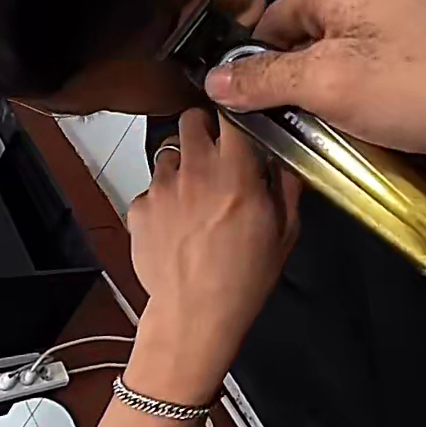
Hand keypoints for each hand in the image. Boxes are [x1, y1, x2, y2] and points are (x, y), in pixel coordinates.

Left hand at [124, 110, 301, 406]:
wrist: (194, 316)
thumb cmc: (241, 281)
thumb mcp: (284, 233)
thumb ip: (286, 186)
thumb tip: (283, 156)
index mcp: (236, 174)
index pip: (231, 111)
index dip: (234, 110)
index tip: (238, 116)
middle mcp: (195, 173)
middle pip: (190, 118)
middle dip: (203, 129)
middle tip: (214, 152)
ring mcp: (162, 188)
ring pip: (168, 152)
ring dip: (181, 165)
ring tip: (194, 197)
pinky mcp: (139, 206)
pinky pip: (151, 186)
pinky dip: (162, 197)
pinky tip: (176, 222)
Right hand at [203, 0, 425, 160]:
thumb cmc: (423, 84)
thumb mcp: (330, 83)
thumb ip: (264, 79)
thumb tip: (211, 79)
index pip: (263, 27)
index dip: (254, 73)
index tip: (258, 117)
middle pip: (292, 47)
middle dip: (292, 91)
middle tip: (302, 131)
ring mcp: (386, 18)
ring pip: (324, 67)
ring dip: (323, 103)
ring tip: (337, 133)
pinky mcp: (408, 48)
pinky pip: (357, 74)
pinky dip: (352, 103)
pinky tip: (364, 128)